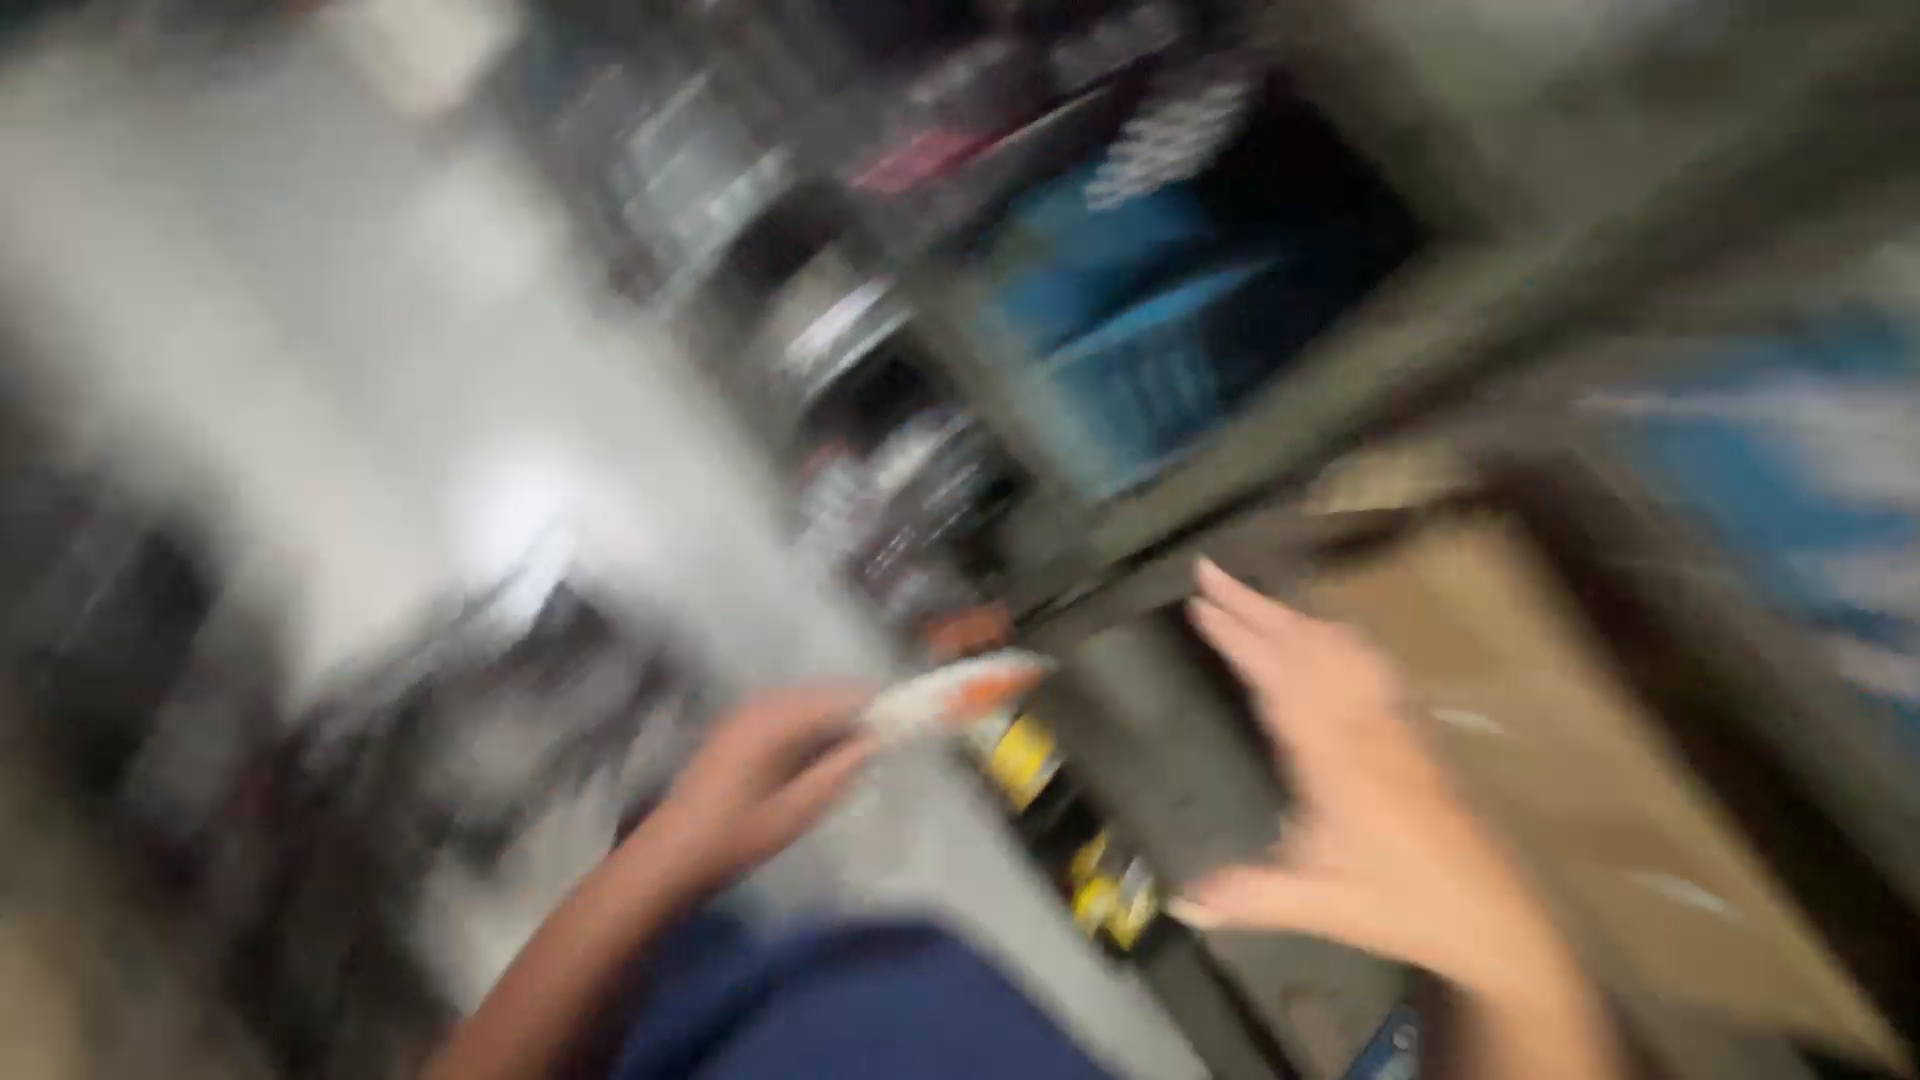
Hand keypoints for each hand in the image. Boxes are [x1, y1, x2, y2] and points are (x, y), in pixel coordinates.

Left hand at [632, 683, 877, 893]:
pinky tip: (816, 753)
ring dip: (832, 717)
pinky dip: (809, 724)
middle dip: (854, 710)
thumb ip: (838, 771)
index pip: (838, 699)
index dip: (874, 706)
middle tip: (883, 739)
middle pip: (822, 694)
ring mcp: (742, 714)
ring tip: (856, 749)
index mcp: (774, 723)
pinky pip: (785, 711)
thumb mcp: (796, 812)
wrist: (668, 858)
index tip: (904, 719)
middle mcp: (758, 707)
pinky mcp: (735, 726)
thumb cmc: (735, 840)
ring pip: (804, 701)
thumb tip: (875, 742)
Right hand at [1169, 561, 1572, 995]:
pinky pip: (1367, 664)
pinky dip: (1333, 635)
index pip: (1280, 680)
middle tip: (1210, 572)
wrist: (1499, 920)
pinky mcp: (1407, 730)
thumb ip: (1250, 897)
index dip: (1240, 636)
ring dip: (1290, 613)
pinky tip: (1323, 630)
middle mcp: (1363, 729)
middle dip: (1254, 606)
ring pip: (1338, 648)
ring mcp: (1390, 724)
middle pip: (1306, 648)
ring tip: (1251, 592)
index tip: (1202, 604)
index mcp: (1335, 762)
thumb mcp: (1323, 906)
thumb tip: (1182, 900)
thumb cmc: (1406, 906)